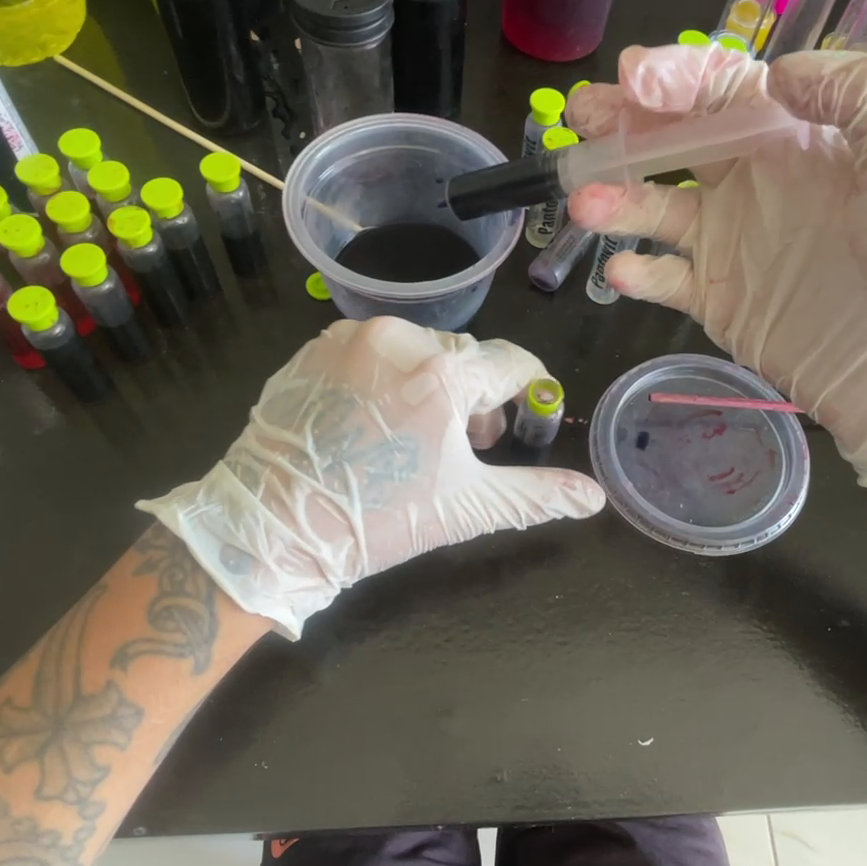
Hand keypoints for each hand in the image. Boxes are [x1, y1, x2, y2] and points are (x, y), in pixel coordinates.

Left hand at [139, 318, 604, 637]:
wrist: (272, 527)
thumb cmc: (379, 518)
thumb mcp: (467, 509)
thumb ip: (537, 494)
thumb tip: (594, 497)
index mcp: (443, 371)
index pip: (513, 363)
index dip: (526, 393)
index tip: (521, 420)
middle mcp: (398, 339)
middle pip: (464, 356)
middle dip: (474, 396)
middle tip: (461, 445)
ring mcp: (347, 340)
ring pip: (415, 350)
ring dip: (426, 384)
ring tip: (411, 436)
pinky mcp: (310, 351)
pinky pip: (367, 353)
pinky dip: (381, 379)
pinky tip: (367, 424)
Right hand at [566, 45, 866, 487]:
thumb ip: (862, 96)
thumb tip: (777, 75)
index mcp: (795, 141)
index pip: (725, 92)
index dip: (678, 78)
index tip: (635, 80)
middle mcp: (752, 184)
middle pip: (675, 141)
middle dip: (626, 123)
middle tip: (581, 114)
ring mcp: (726, 243)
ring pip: (655, 209)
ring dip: (617, 201)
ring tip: (585, 204)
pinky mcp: (711, 298)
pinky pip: (662, 278)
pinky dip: (637, 273)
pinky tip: (621, 270)